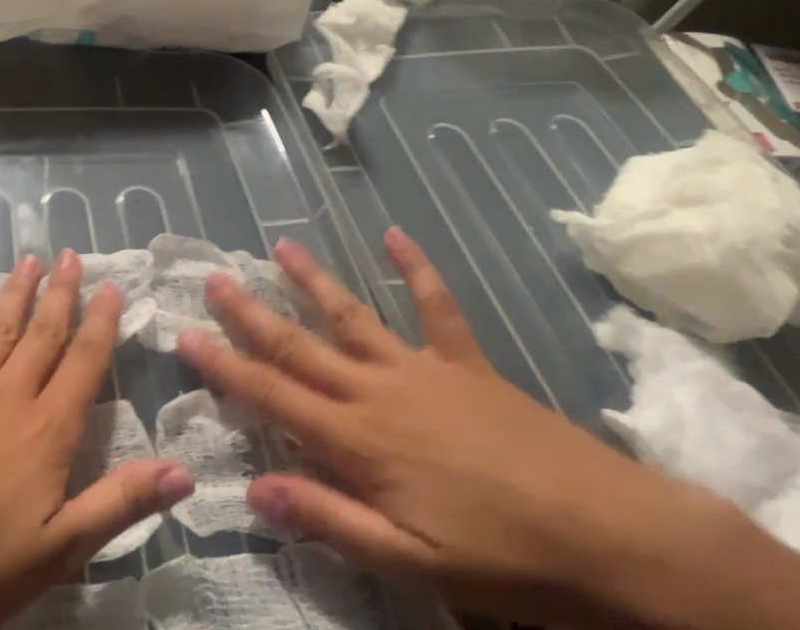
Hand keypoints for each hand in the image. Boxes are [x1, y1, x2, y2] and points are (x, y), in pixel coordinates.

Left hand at [0, 250, 191, 629]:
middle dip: (61, 292)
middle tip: (71, 254)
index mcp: (47, 429)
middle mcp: (7, 396)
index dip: (101, 323)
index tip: (112, 286)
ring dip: (16, 293)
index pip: (83, 363)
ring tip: (29, 262)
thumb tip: (184, 470)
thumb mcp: (60, 547)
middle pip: (42, 333)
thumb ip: (121, 503)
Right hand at [178, 229, 745, 627]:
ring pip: (352, 317)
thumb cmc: (504, 561)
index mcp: (357, 443)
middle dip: (250, 314)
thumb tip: (252, 487)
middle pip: (299, 347)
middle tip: (213, 278)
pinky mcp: (469, 365)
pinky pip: (437, 308)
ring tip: (278, 246)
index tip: (185, 334)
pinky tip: (396, 237)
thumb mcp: (408, 562)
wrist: (613, 537)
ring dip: (312, 282)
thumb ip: (327, 519)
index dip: (224, 366)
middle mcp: (378, 393)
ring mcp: (424, 371)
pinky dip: (415, 270)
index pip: (272, 396)